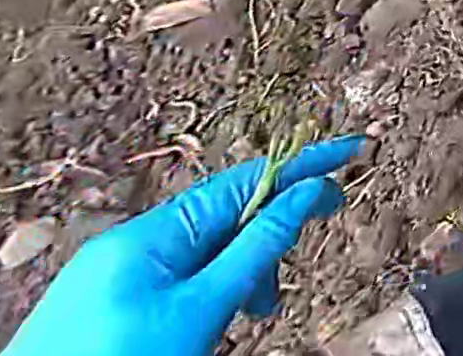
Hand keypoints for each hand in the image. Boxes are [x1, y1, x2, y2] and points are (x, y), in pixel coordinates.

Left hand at [4, 137, 361, 355]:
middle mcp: (133, 242)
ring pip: (209, 246)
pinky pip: (182, 274)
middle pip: (230, 211)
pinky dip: (217, 285)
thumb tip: (309, 192)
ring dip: (248, 264)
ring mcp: (116, 274)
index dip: (305, 163)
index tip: (353, 150)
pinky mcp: (109, 302)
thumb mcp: (201, 309)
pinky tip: (227, 313)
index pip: (249, 178)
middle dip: (274, 227)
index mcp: (151, 234)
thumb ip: (260, 244)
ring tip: (260, 306)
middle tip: (308, 248)